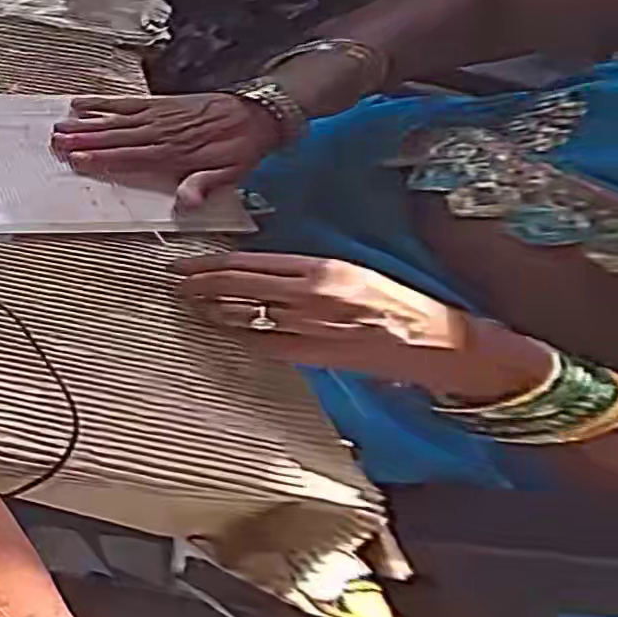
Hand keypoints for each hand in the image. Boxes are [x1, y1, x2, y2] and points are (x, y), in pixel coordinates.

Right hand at [51, 93, 279, 210]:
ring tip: (59, 127)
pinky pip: (124, 103)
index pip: (130, 157)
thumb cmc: (241, 147)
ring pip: (114, 121)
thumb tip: (186, 203)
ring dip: (84, 124)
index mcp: (174, 154)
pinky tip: (79, 105)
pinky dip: (100, 104)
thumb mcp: (232, 172)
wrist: (260, 112)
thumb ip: (204, 185)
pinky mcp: (156, 103)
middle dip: (84, 140)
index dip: (103, 158)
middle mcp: (160, 133)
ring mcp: (156, 116)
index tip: (78, 160)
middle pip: (115, 137)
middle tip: (57, 142)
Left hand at [171, 253, 552, 396]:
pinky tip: (219, 327)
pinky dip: (232, 332)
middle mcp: (308, 295)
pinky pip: (254, 341)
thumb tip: (242, 268)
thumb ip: (294, 269)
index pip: (242, 263)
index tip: (180, 265)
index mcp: (319, 269)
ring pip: (237, 314)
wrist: (442, 345)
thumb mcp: (345, 271)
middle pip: (232, 286)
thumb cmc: (394, 302)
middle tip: (175, 283)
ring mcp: (305, 326)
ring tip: (192, 303)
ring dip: (208, 308)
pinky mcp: (306, 353)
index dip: (204, 264)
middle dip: (195, 284)